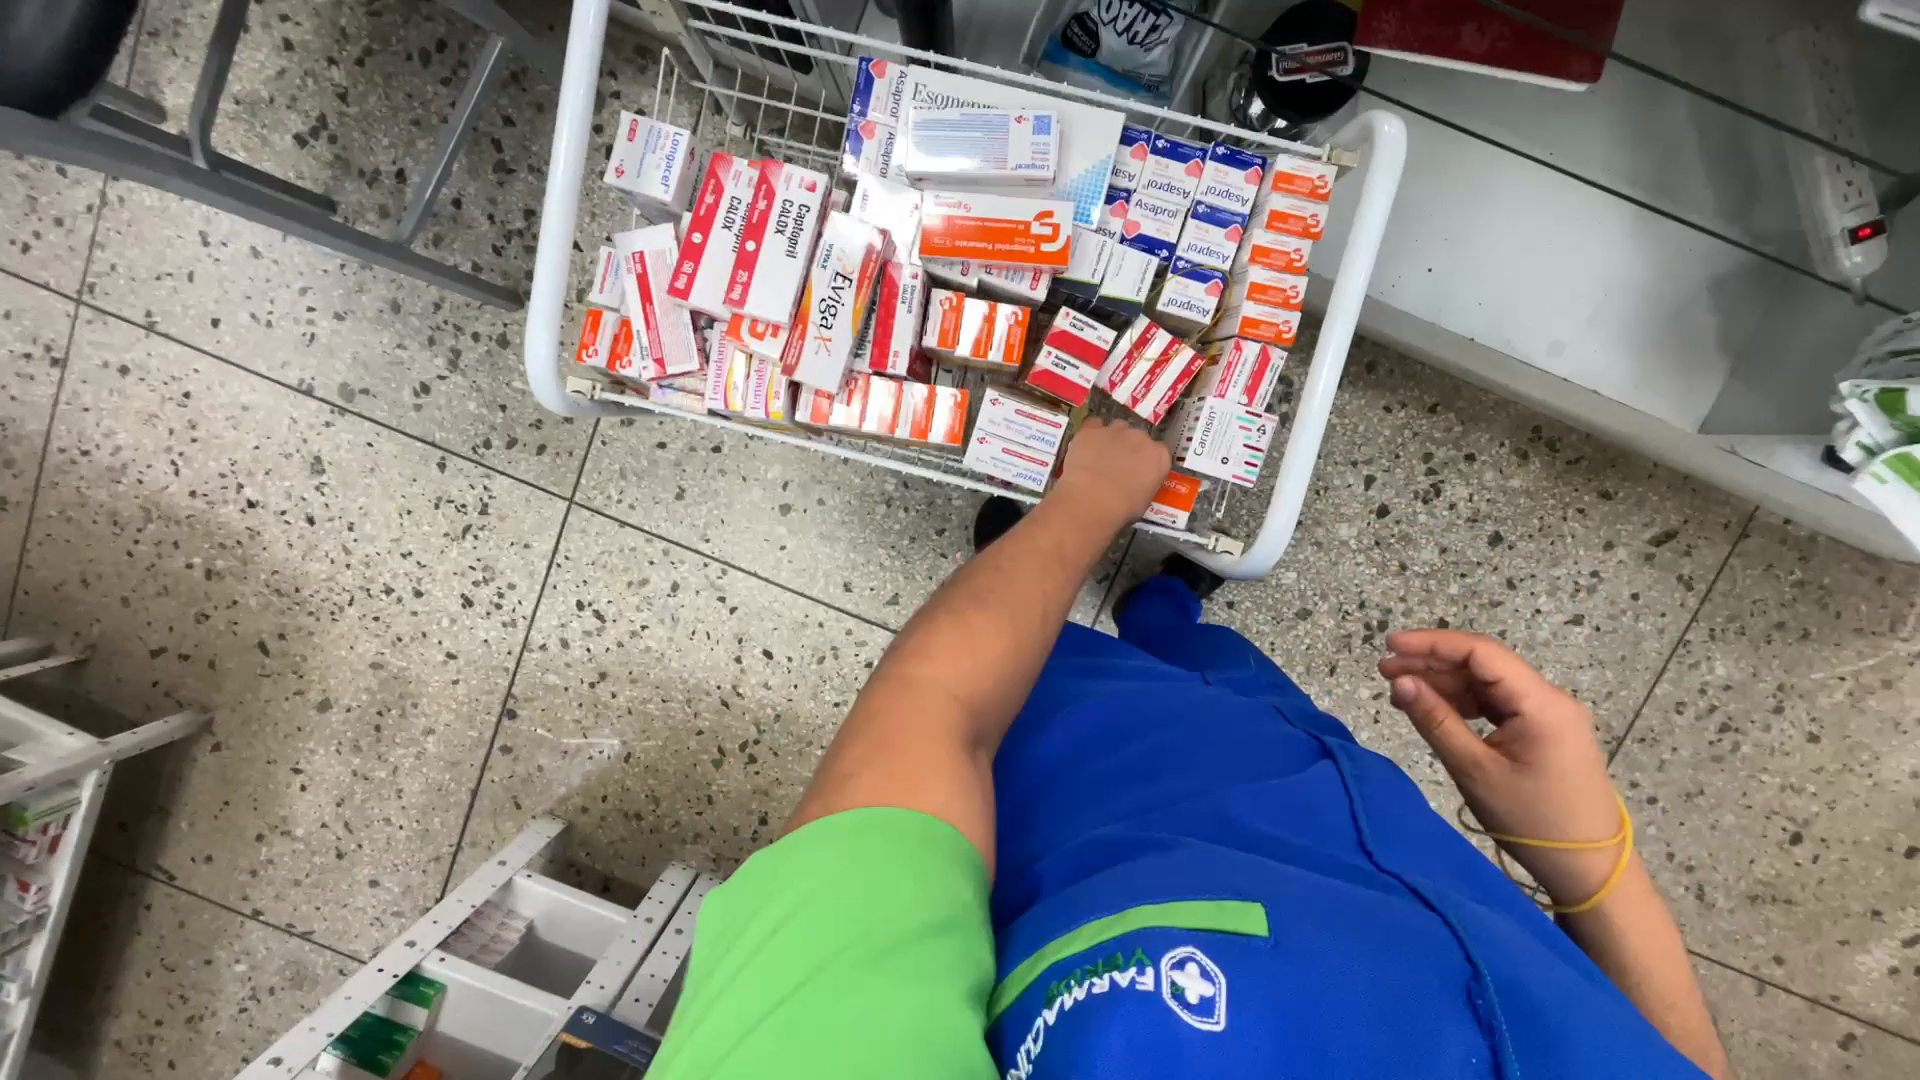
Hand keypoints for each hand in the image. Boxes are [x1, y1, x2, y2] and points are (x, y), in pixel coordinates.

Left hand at [1049, 418, 1170, 529]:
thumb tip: (1137, 482)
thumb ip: (1145, 483)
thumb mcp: (1144, 499)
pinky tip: (1085, 445)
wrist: (1092, 498)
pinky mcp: (1091, 429)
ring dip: (1111, 438)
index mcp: (1159, 456)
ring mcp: (1116, 430)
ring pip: (1117, 427)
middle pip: (1137, 437)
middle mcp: (1141, 437)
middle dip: (1129, 448)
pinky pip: (1093, 425)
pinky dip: (1091, 433)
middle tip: (1117, 466)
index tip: (1138, 470)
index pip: (1158, 452)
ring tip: (1099, 456)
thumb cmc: (1122, 507)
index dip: (1146, 460)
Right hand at [1378, 629, 1623, 906]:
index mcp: (1541, 703)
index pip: (1480, 652)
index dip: (1431, 643)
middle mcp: (1549, 699)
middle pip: (1482, 663)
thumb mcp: (1474, 770)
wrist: (1589, 869)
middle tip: (1384, 671)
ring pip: (1486, 682)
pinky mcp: (1542, 731)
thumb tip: (1399, 681)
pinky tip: (1432, 708)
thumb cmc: (1531, 819)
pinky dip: (1460, 701)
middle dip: (1431, 661)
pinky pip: (1495, 702)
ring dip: (1442, 681)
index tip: (1389, 645)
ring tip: (1400, 690)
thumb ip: (1435, 719)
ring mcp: (1548, 715)